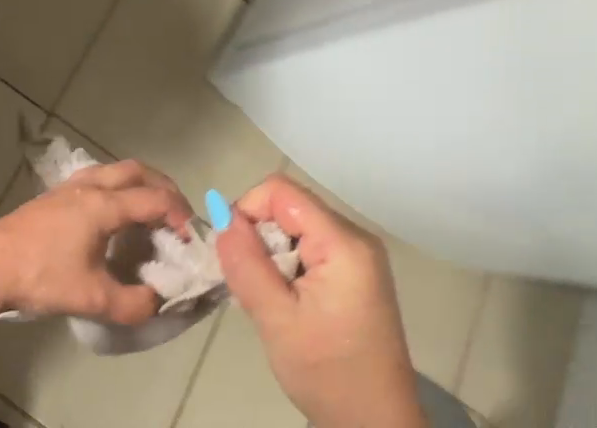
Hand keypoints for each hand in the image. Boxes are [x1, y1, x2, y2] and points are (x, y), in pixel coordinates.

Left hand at [0, 160, 193, 324]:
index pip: (155, 199)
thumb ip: (135, 303)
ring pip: (114, 170)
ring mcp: (68, 187)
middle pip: (137, 171)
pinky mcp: (54, 196)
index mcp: (102, 205)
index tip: (192, 241)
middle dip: (165, 190)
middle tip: (179, 219)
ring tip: (152, 216)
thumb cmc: (40, 277)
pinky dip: (118, 189)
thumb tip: (160, 300)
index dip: (181, 217)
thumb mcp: (94, 299)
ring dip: (140, 185)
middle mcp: (89, 187)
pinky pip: (97, 179)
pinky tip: (115, 218)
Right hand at [216, 175, 425, 427]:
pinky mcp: (352, 273)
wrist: (375, 427)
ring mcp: (357, 257)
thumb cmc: (329, 374)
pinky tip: (284, 301)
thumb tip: (222, 218)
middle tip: (250, 282)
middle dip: (257, 235)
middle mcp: (355, 239)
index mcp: (344, 244)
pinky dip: (283, 265)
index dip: (247, 210)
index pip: (280, 192)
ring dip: (268, 253)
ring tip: (267, 296)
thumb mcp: (277, 320)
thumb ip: (246, 263)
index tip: (234, 252)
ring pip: (292, 227)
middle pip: (287, 206)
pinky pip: (305, 246)